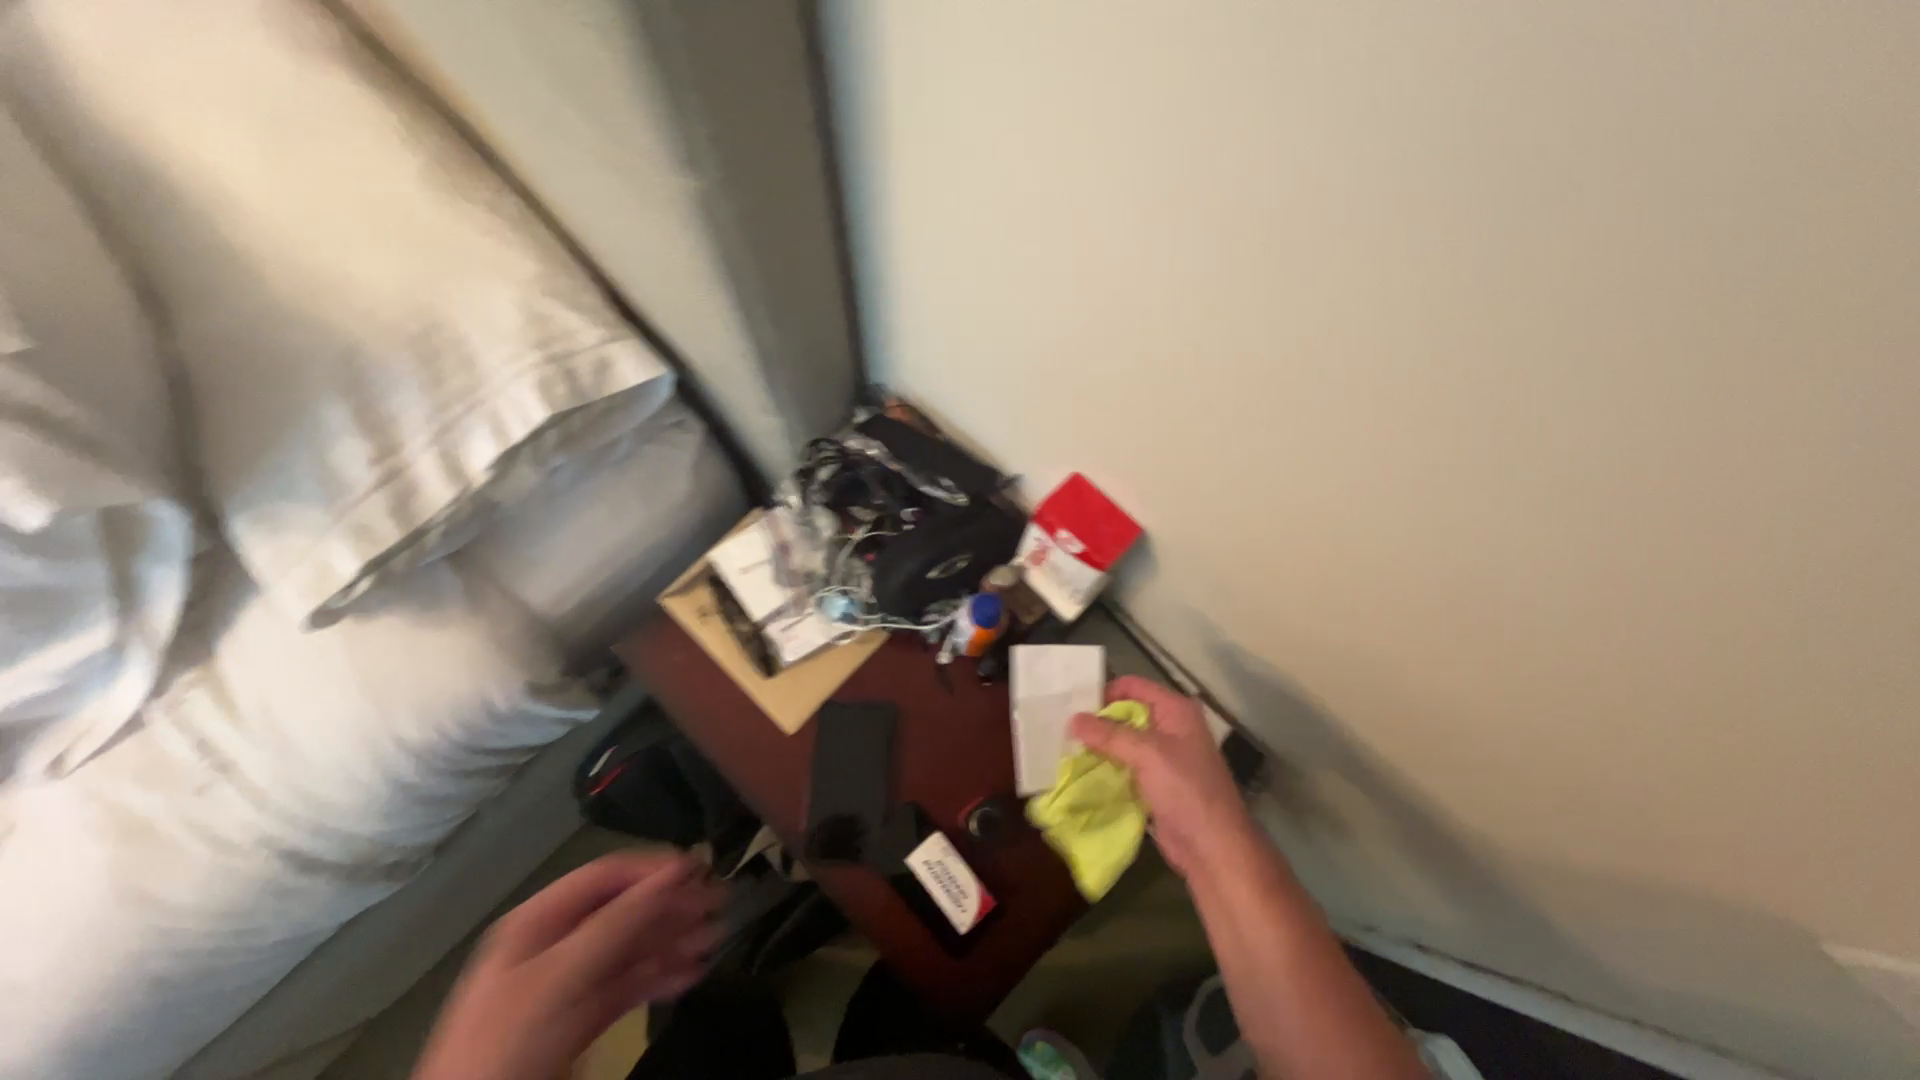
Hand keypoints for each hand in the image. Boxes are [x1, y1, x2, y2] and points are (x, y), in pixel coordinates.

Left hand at [413, 852, 723, 1079]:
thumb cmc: (511, 1041)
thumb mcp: (562, 977)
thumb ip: (618, 924)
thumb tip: (675, 873)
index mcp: (540, 922)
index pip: (605, 877)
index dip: (652, 869)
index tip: (700, 869)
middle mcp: (557, 944)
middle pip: (624, 910)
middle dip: (671, 905)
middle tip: (720, 903)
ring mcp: (570, 984)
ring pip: (632, 948)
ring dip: (674, 939)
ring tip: (717, 937)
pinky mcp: (583, 1019)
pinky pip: (630, 986)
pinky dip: (662, 977)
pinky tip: (692, 974)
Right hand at [1071, 675, 1256, 881]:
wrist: (1212, 846)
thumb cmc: (1186, 790)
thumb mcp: (1147, 754)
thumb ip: (1109, 734)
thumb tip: (1073, 720)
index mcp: (1176, 710)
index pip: (1133, 686)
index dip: (1105, 692)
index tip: (1074, 706)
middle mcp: (1171, 728)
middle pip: (1126, 714)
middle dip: (1098, 721)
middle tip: (1064, 728)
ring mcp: (1164, 758)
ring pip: (1124, 743)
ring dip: (1100, 747)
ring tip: (1066, 748)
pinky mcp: (1155, 783)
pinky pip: (1125, 767)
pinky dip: (1107, 768)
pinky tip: (1081, 772)